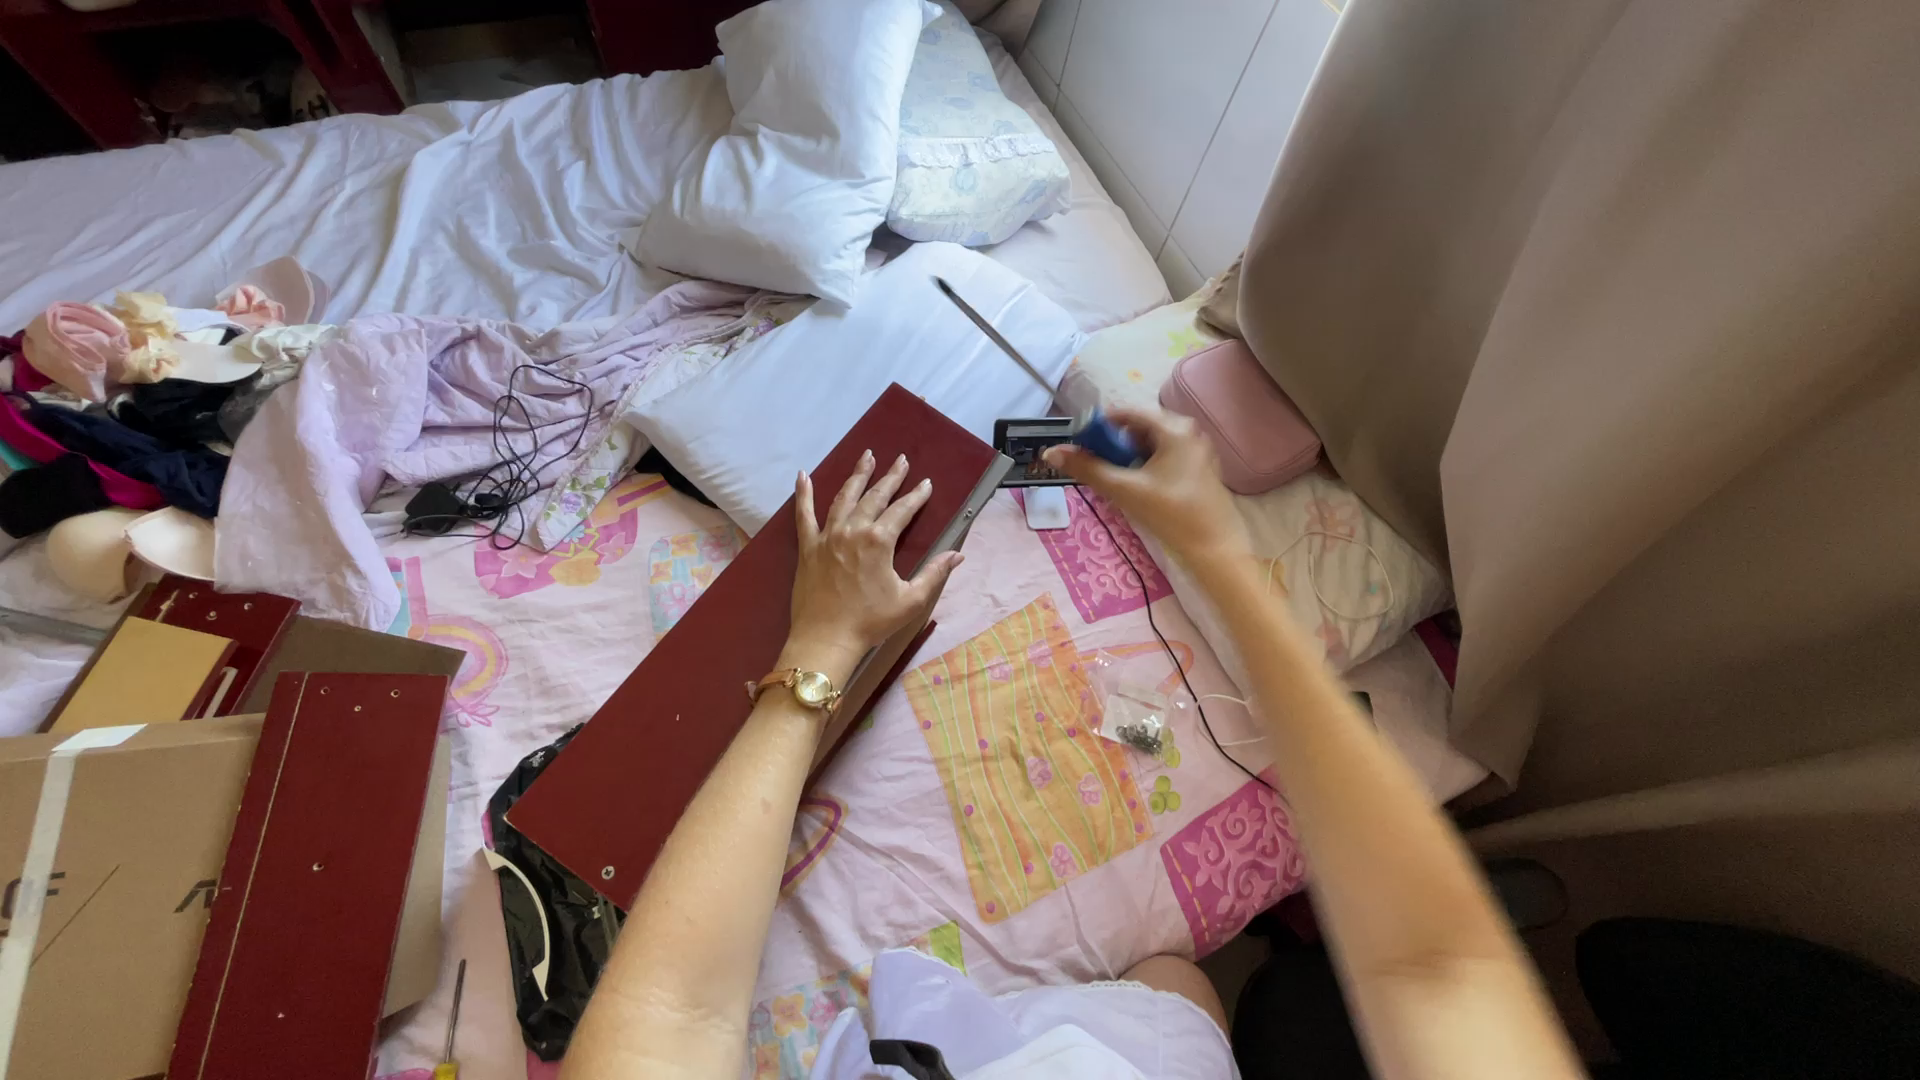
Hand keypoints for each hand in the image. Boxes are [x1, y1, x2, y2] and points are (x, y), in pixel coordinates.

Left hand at [785, 451, 963, 671]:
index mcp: (878, 541)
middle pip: (874, 496)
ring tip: (866, 457)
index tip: (926, 483)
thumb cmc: (870, 622)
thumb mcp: (910, 600)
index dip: (916, 496)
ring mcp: (827, 536)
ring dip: (857, 476)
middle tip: (901, 460)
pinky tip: (803, 476)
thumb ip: (934, 574)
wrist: (826, 639)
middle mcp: (852, 530)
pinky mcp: (808, 547)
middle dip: (890, 477)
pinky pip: (804, 515)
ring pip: (843, 498)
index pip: (902, 510)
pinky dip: (803, 494)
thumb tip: (957, 555)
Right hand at [1042, 406, 1249, 562]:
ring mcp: (1195, 450)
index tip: (1080, 447)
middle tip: (1100, 471)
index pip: (1124, 413)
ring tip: (1118, 485)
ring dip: (1127, 461)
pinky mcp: (1198, 469)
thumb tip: (1052, 453)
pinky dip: (1144, 468)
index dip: (1097, 428)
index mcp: (1173, 427)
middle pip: (1136, 429)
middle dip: (1113, 448)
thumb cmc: (1171, 514)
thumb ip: (1087, 469)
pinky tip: (1138, 491)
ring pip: (1148, 446)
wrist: (1214, 548)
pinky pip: (1162, 458)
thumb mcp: (1124, 490)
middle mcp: (1187, 431)